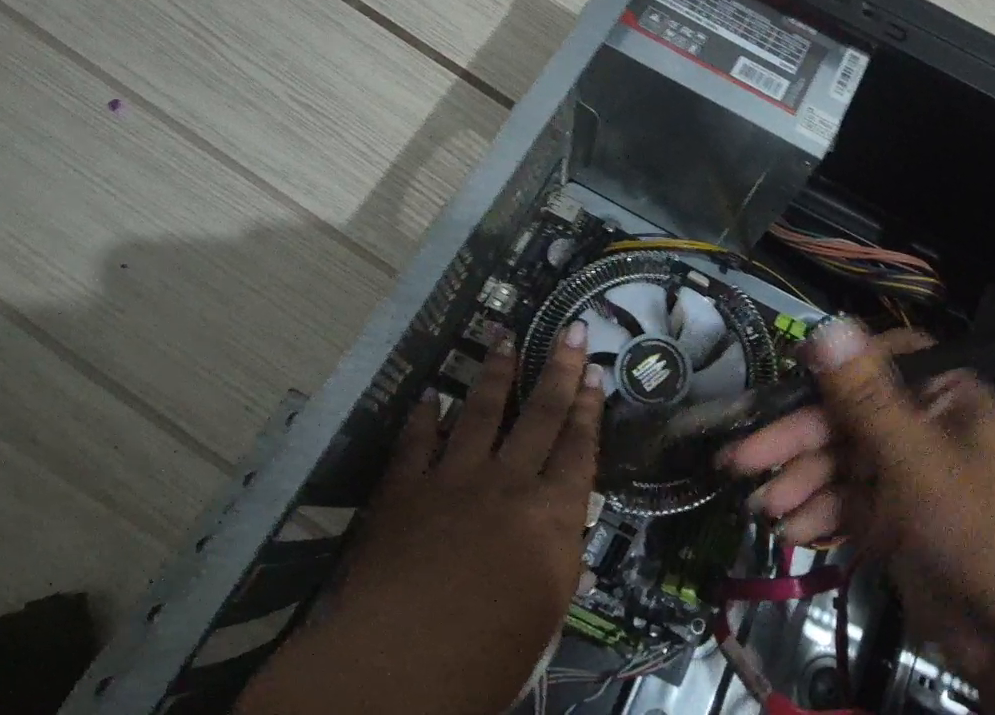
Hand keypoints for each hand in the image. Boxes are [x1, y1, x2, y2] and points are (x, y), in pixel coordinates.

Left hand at [237, 324, 603, 714]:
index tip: (594, 372)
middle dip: (558, 368)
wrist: (400, 664)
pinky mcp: (405, 490)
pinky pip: (417, 442)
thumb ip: (558, 571)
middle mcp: (508, 483)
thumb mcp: (545, 619)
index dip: (588, 408)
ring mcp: (453, 480)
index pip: (578, 449)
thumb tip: (572, 552)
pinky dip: (423, 418)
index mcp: (551, 516)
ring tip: (503, 336)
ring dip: (495, 372)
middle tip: (571, 329)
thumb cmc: (489, 655)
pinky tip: (428, 397)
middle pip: (540, 415)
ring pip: (480, 412)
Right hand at [723, 320, 994, 714]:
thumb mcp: (917, 462)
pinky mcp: (898, 522)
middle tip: (742, 460)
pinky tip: (793, 531)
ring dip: (802, 483)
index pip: (879, 363)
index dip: (832, 369)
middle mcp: (925, 430)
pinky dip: (821, 515)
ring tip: (765, 508)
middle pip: (847, 419)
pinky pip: (849, 505)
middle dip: (796, 441)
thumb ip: (865, 398)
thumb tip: (829, 326)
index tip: (786, 380)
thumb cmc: (983, 535)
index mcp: (944, 399)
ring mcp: (910, 479)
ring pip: (842, 465)